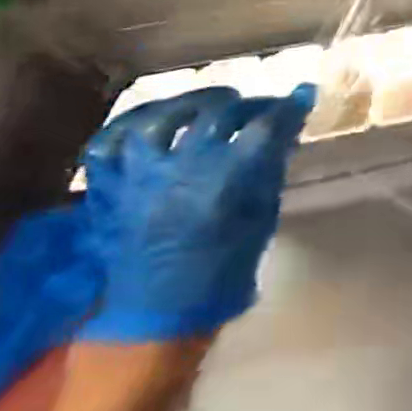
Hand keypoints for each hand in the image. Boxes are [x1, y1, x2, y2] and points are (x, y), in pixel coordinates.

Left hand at [78, 85, 314, 342]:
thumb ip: (268, 174)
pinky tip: (155, 120)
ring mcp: (135, 176)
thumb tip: (281, 137)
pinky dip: (133, 125)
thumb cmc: (221, 273)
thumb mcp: (260, 222)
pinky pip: (111, 142)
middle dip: (249, 105)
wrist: (156, 315)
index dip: (288, 108)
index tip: (304, 95)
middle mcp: (179, 169)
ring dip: (193, 103)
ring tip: (214, 102)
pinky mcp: (107, 187)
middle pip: (217, 115)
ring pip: (161, 117)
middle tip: (265, 107)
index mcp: (224, 182)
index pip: (263, 128)